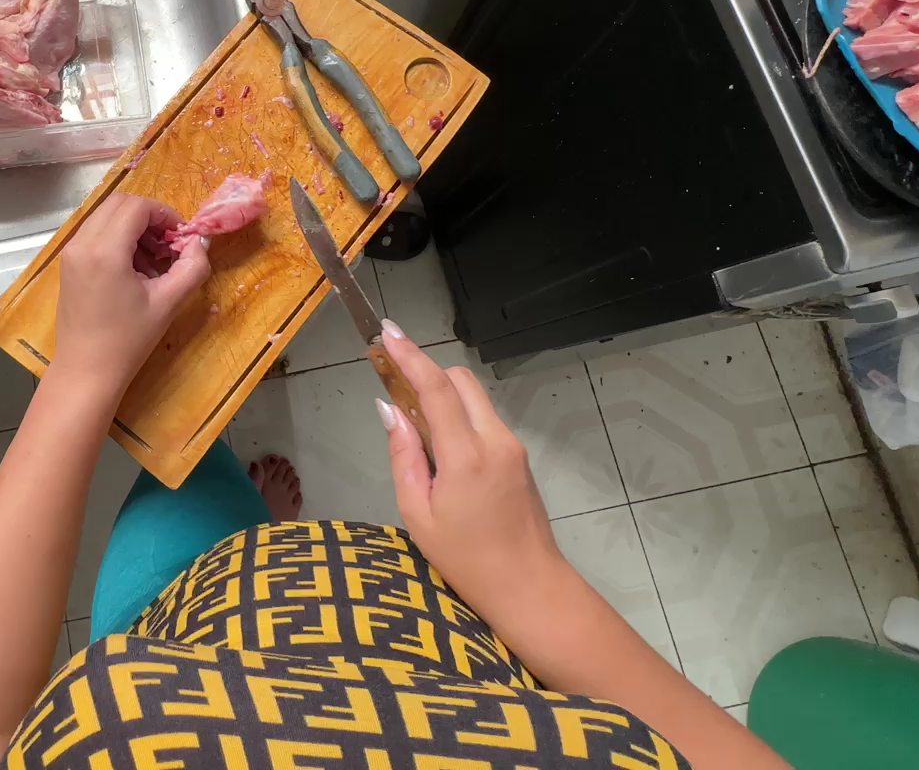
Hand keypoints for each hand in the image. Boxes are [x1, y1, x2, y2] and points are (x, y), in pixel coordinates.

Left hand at [52, 194, 210, 393]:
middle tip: (169, 244)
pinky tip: (134, 269)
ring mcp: (71, 252)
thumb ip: (191, 267)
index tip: (181, 237)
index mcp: (105, 251)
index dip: (164, 214)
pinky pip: (95, 233)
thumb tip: (198, 243)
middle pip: (119, 203)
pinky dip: (118, 238)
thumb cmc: (128, 340)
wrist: (86, 371)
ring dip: (133, 227)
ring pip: (106, 216)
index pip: (137, 207)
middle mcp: (82, 243)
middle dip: (149, 217)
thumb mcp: (168, 303)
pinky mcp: (68, 263)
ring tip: (154, 260)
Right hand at [379, 320, 567, 613]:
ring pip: (473, 396)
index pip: (436, 388)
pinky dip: (458, 414)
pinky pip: (482, 417)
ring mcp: (512, 445)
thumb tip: (389, 409)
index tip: (388, 331)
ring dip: (442, 394)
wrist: (530, 587)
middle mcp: (495, 440)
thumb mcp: (417, 512)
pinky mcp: (518, 454)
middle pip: (459, 380)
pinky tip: (440, 446)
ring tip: (414, 422)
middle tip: (394, 383)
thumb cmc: (464, 559)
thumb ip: (403, 454)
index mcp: (466, 456)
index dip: (410, 355)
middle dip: (426, 372)